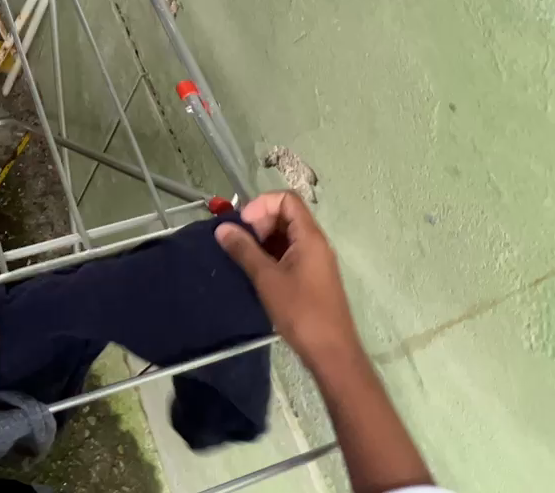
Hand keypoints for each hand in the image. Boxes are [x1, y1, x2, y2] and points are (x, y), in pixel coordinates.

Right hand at [215, 190, 360, 368]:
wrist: (332, 354)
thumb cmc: (301, 312)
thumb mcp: (267, 279)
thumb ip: (244, 250)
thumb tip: (222, 228)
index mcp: (310, 237)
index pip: (287, 199)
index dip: (262, 204)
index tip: (243, 224)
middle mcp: (315, 243)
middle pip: (286, 215)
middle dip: (259, 222)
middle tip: (239, 241)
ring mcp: (315, 261)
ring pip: (286, 235)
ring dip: (262, 239)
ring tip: (243, 256)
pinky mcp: (311, 277)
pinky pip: (289, 252)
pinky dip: (270, 254)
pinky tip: (255, 271)